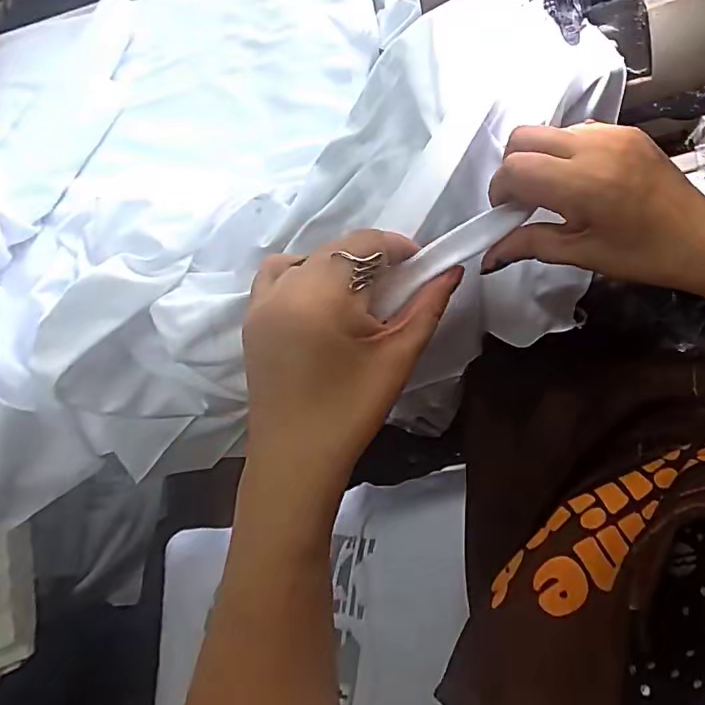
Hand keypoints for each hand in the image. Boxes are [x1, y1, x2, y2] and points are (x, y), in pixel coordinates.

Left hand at [243, 229, 461, 493]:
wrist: (296, 460)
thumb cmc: (352, 410)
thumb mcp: (399, 355)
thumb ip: (428, 306)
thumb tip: (453, 271)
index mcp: (321, 295)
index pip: (364, 244)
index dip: (397, 246)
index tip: (420, 266)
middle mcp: (286, 288)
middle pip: (336, 248)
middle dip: (371, 256)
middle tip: (398, 284)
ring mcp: (262, 302)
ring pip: (306, 257)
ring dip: (337, 262)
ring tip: (358, 292)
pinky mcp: (252, 318)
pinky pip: (276, 275)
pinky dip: (302, 273)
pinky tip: (322, 301)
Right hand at [485, 122, 704, 295]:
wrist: (704, 239)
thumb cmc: (646, 255)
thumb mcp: (584, 254)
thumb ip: (531, 244)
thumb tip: (489, 256)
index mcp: (584, 184)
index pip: (515, 168)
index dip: (500, 190)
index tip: (508, 212)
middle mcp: (595, 148)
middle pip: (524, 136)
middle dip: (512, 166)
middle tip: (524, 198)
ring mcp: (613, 134)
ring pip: (550, 129)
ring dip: (540, 156)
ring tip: (557, 190)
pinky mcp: (627, 131)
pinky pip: (578, 130)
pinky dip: (566, 150)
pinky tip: (582, 178)